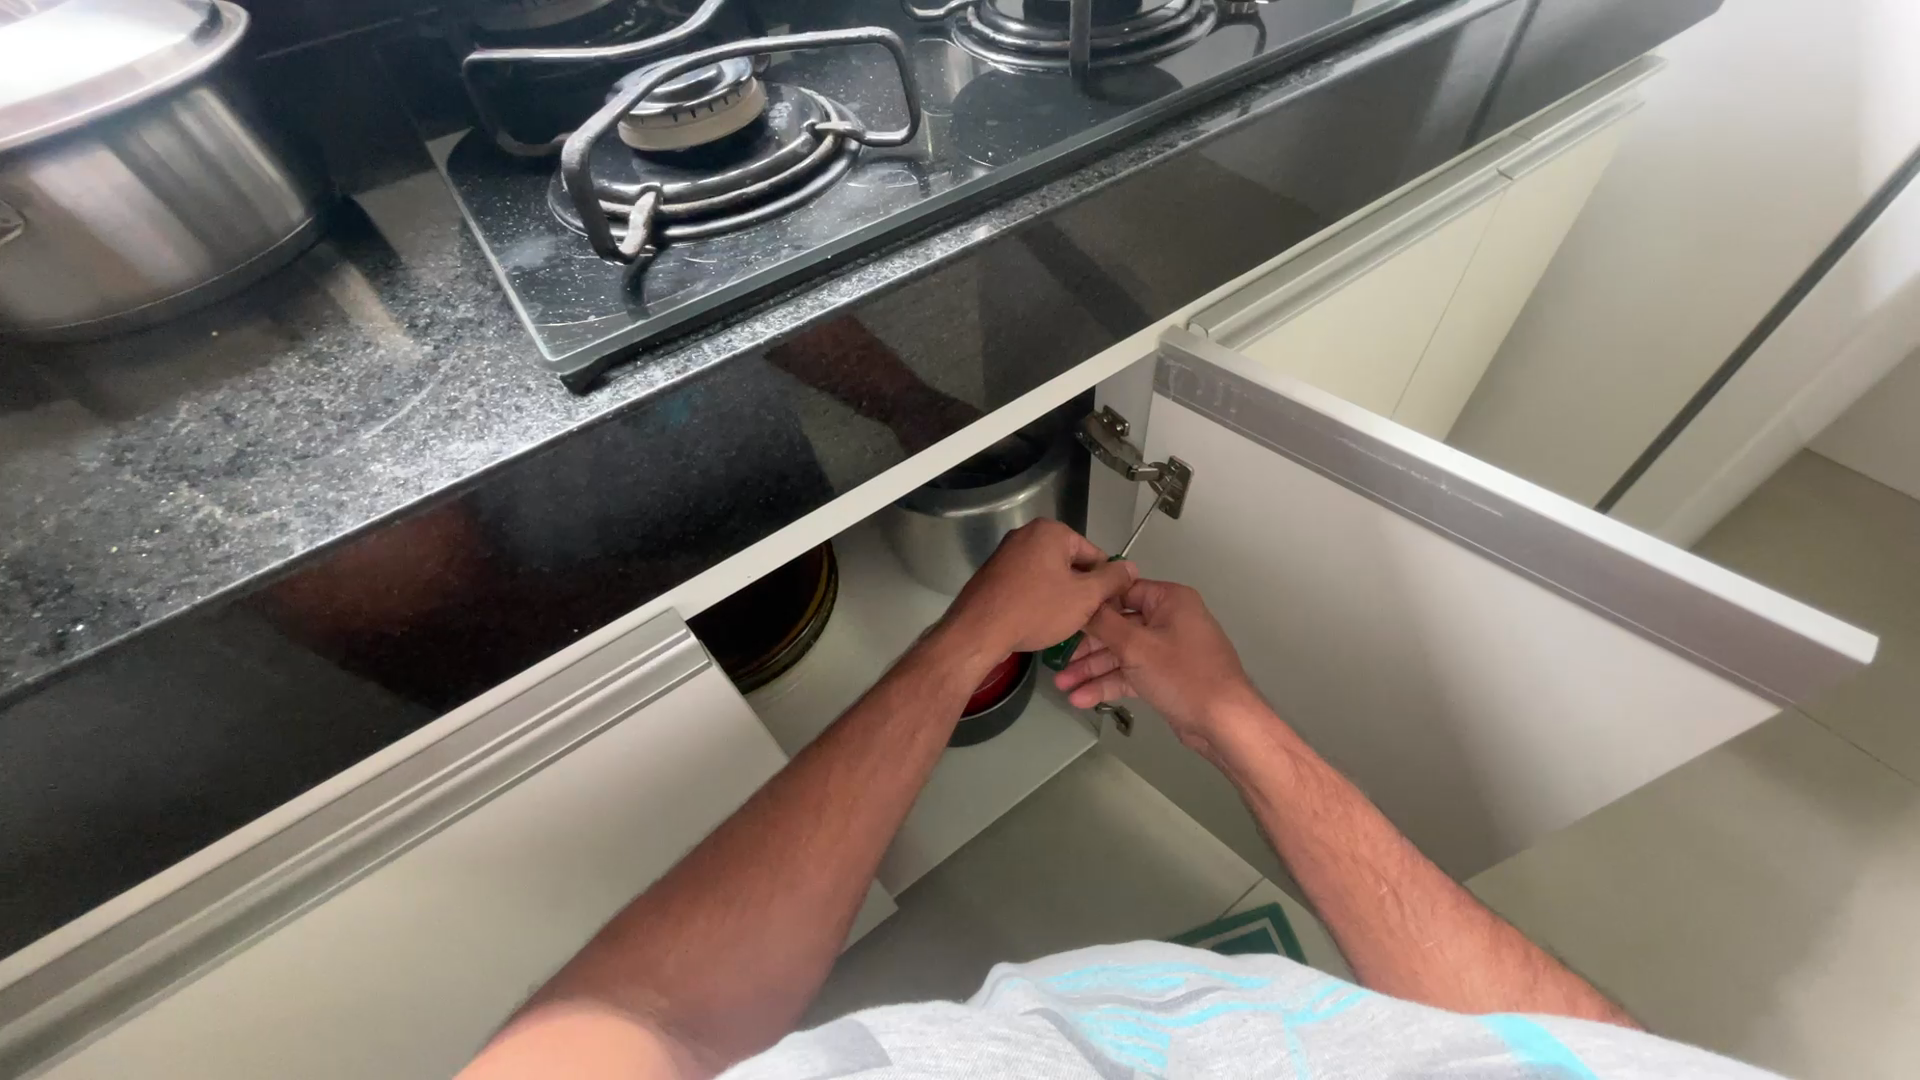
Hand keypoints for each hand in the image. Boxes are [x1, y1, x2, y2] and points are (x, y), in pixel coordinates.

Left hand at [941, 519, 1137, 660]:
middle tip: (1084, 619)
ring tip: (1061, 623)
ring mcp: (1006, 553)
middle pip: (1070, 563)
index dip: (1104, 583)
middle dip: (1080, 590)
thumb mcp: (1084, 596)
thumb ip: (1112, 579)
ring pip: (1048, 575)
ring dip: (1059, 597)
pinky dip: (1036, 599)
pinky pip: (1027, 583)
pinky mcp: (994, 573)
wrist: (979, 631)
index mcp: (1051, 531)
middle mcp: (1026, 534)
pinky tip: (1037, 621)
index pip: (1094, 554)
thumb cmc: (1035, 610)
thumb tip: (1130, 567)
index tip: (1106, 608)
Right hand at [1052, 580, 1261, 759]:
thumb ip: (1103, 623)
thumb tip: (1081, 604)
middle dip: (1087, 647)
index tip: (1065, 613)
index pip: (1122, 591)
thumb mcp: (1136, 645)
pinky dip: (1108, 684)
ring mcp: (1167, 650)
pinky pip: (1130, 674)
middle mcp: (1169, 620)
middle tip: (1059, 659)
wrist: (1224, 723)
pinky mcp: (1165, 677)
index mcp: (1169, 600)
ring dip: (1092, 670)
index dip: (1093, 603)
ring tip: (1063, 685)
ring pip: (1121, 654)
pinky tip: (1082, 697)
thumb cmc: (1185, 676)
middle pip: (1118, 626)